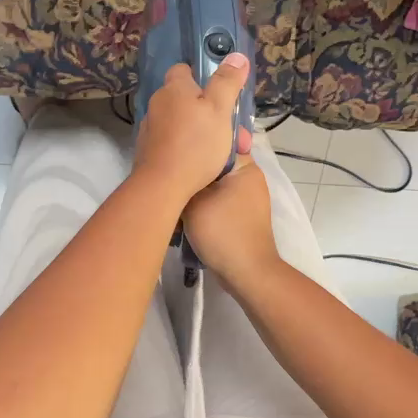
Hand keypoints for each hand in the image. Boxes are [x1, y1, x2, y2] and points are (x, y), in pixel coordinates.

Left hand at [131, 54, 250, 207]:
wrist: (162, 185)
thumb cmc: (196, 143)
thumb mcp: (220, 109)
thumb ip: (227, 82)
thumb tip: (236, 56)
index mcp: (174, 88)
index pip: (184, 69)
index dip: (202, 77)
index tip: (220, 93)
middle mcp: (158, 103)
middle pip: (185, 99)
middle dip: (209, 111)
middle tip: (232, 132)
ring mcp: (150, 128)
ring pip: (181, 122)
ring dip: (200, 131)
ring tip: (223, 152)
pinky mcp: (148, 150)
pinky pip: (172, 141)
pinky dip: (186, 147)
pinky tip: (200, 163)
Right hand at [182, 155, 280, 281]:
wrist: (247, 273)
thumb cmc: (223, 232)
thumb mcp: (195, 202)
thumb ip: (184, 180)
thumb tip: (175, 169)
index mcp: (246, 167)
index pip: (217, 143)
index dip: (194, 145)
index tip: (171, 149)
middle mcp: (250, 178)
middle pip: (214, 166)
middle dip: (192, 172)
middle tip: (166, 173)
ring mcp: (248, 198)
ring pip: (214, 185)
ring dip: (196, 191)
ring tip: (172, 193)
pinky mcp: (242, 216)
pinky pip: (218, 201)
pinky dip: (203, 205)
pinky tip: (184, 211)